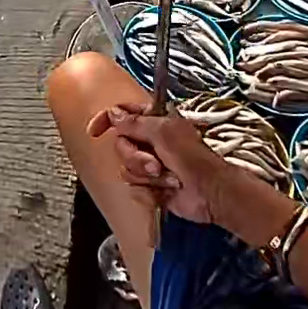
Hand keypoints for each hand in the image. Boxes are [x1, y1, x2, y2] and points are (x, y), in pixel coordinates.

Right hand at [89, 104, 288, 237]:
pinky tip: (166, 190)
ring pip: (126, 168)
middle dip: (135, 157)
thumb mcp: (163, 132)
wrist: (212, 194)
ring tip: (166, 178)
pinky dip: (150, 191)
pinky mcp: (152, 187)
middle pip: (120, 145)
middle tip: (154, 163)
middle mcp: (148, 141)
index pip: (120, 115)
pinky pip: (134, 188)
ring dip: (145, 175)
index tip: (94, 131)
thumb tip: (113, 114)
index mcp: (152, 122)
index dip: (105, 120)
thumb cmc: (193, 158)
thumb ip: (134, 122)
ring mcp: (149, 165)